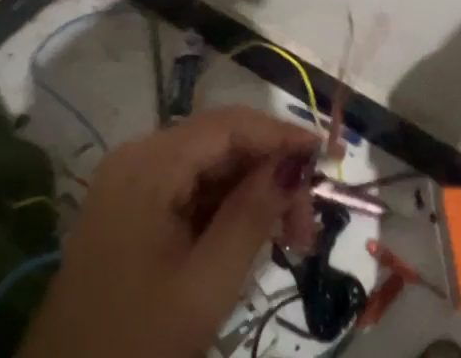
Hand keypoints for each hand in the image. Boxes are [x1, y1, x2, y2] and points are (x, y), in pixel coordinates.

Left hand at [19, 107, 320, 357]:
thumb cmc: (137, 339)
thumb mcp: (207, 282)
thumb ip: (253, 214)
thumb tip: (296, 162)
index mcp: (149, 165)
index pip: (230, 125)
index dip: (283, 135)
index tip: (330, 160)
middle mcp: (137, 158)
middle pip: (222, 143)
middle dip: (272, 174)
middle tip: (309, 227)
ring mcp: (130, 183)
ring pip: (211, 166)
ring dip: (254, 194)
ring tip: (290, 240)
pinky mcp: (130, 209)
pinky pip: (191, 189)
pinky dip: (227, 208)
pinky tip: (252, 239)